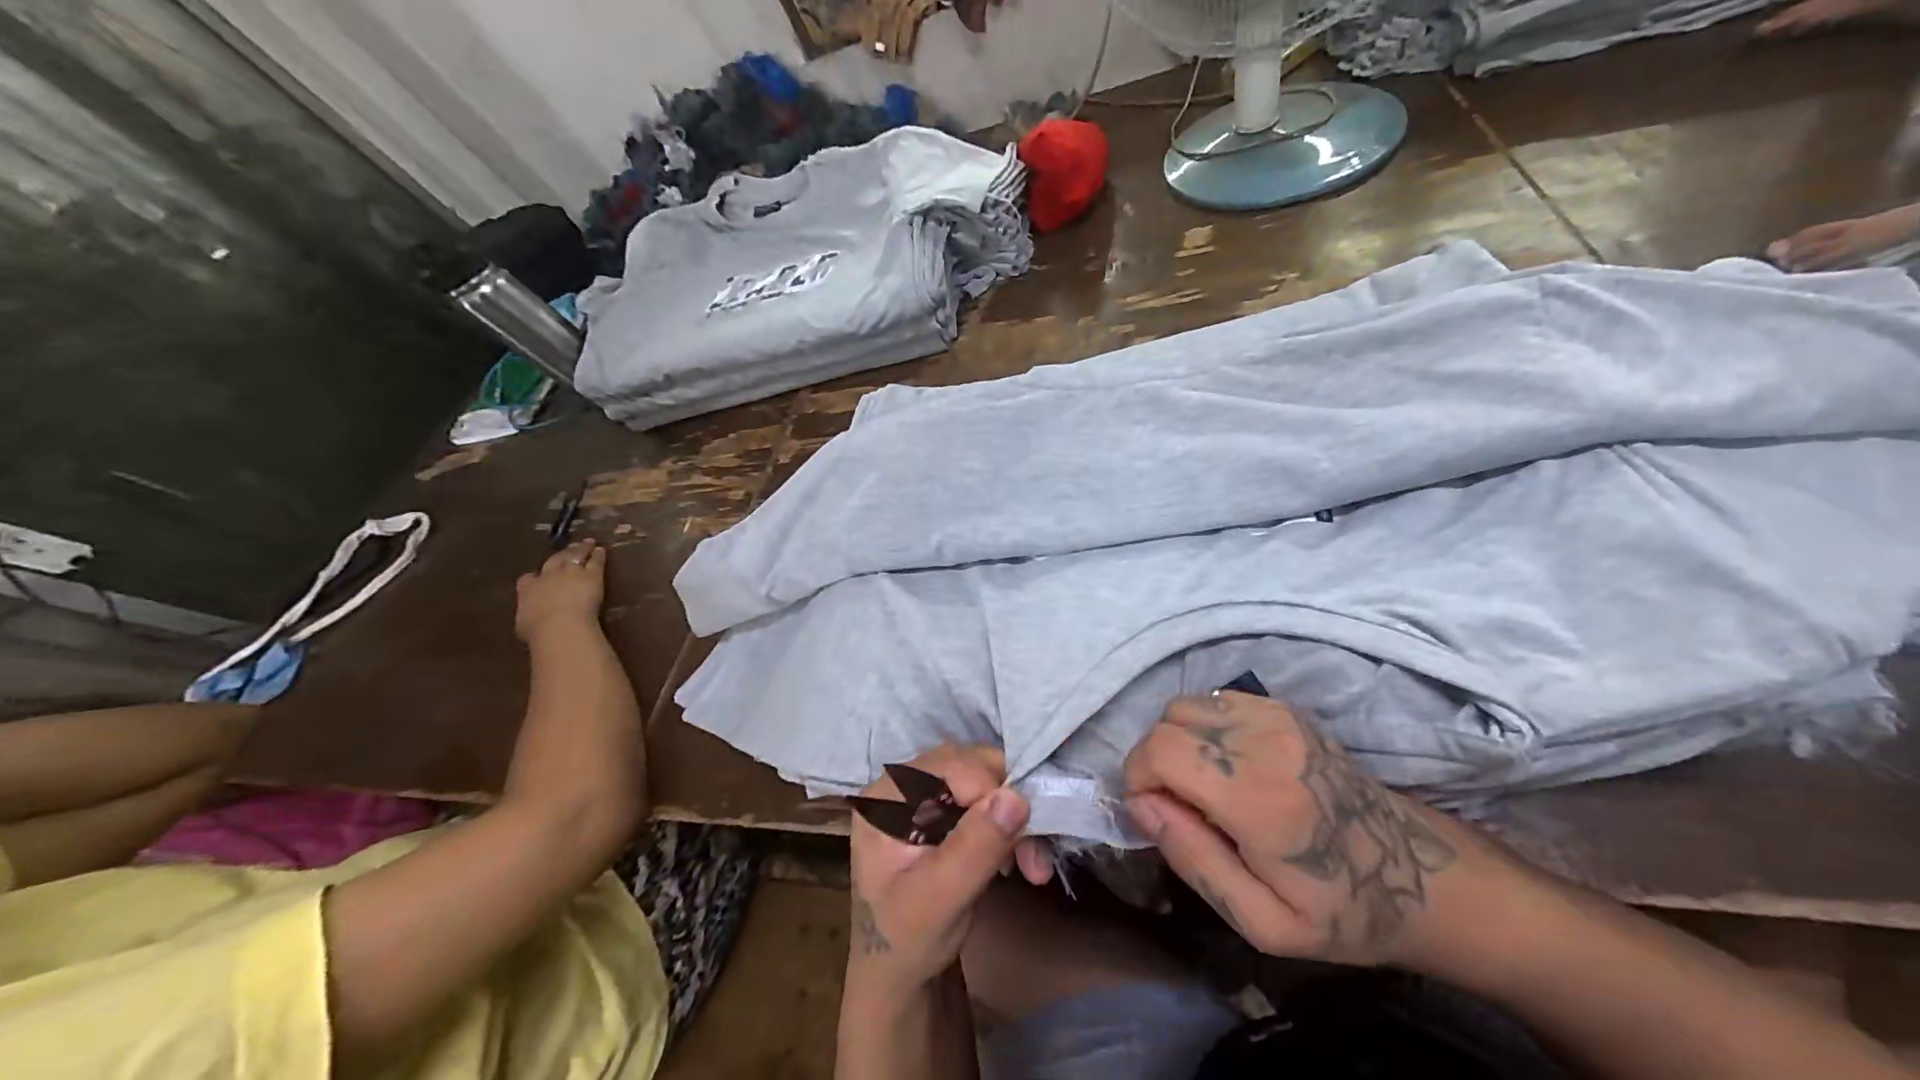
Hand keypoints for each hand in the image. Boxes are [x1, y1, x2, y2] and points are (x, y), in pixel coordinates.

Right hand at [515, 540, 605, 642]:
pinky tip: (600, 550)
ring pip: (575, 556)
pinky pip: (594, 561)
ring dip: (580, 549)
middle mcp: (548, 576)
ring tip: (586, 543)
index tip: (536, 575)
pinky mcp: (591, 575)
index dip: (533, 577)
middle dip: (561, 554)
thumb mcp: (526, 625)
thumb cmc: (539, 631)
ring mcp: (570, 573)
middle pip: (554, 561)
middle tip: (567, 547)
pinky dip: (597, 555)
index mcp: (528, 590)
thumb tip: (530, 619)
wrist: (560, 625)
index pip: (528, 580)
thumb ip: (529, 616)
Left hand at [846, 744, 1049, 992]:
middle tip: (1035, 849)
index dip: (987, 788)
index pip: (946, 765)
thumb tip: (1015, 796)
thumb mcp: (940, 899)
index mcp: (886, 798)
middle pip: (968, 767)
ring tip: (1035, 866)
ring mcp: (925, 797)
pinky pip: (989, 799)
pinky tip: (1020, 860)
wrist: (898, 972)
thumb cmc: (907, 938)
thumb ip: (974, 847)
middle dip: (1008, 803)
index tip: (1019, 828)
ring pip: (985, 781)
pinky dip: (1010, 826)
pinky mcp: (947, 811)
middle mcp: (903, 786)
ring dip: (1016, 818)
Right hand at [1124, 691, 1473, 966]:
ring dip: (1177, 742)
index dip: (1138, 777)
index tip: (1153, 812)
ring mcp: (1281, 718)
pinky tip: (1227, 765)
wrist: (1417, 874)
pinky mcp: (1287, 710)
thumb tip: (1140, 805)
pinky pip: (1215, 701)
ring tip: (1204, 785)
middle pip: (1168, 720)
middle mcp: (1269, 742)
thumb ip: (1193, 860)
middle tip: (1179, 805)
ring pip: (1187, 705)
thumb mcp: (1263, 923)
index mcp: (1261, 800)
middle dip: (1154, 761)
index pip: (1161, 750)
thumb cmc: (1340, 911)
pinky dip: (1204, 729)